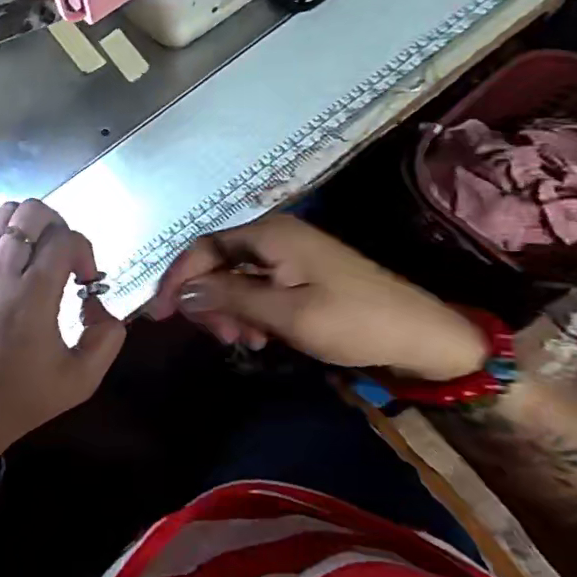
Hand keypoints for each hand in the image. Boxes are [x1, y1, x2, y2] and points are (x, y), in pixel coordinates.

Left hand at [0, 200, 126, 481]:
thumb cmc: (19, 401)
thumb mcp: (81, 380)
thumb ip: (107, 337)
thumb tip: (100, 303)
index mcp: (32, 295)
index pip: (65, 239)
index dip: (85, 253)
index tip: (86, 283)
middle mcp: (0, 272)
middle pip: (32, 211)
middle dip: (60, 227)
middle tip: (65, 260)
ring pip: (4, 212)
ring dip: (31, 226)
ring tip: (40, 258)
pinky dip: (5, 235)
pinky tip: (13, 267)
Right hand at [141, 213, 484, 380]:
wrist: (418, 333)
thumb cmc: (353, 321)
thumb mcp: (286, 315)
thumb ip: (230, 299)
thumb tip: (182, 291)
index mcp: (270, 234)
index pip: (204, 248)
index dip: (177, 279)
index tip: (158, 316)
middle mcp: (276, 236)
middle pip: (218, 261)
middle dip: (209, 299)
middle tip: (220, 338)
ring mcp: (291, 254)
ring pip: (238, 278)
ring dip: (230, 310)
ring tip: (245, 342)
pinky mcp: (303, 273)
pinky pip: (260, 287)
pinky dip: (252, 312)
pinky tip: (262, 337)